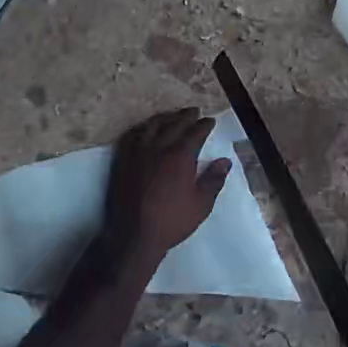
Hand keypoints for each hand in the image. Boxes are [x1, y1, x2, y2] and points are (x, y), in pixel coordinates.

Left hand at [103, 108, 231, 265]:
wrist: (134, 235)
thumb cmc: (172, 221)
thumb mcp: (201, 204)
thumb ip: (213, 180)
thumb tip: (225, 161)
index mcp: (180, 156)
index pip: (195, 132)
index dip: (204, 125)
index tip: (210, 121)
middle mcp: (159, 148)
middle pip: (174, 124)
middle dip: (186, 115)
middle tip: (194, 111)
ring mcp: (138, 152)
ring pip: (152, 126)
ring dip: (164, 117)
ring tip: (171, 115)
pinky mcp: (122, 160)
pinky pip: (132, 136)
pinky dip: (142, 128)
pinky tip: (144, 129)